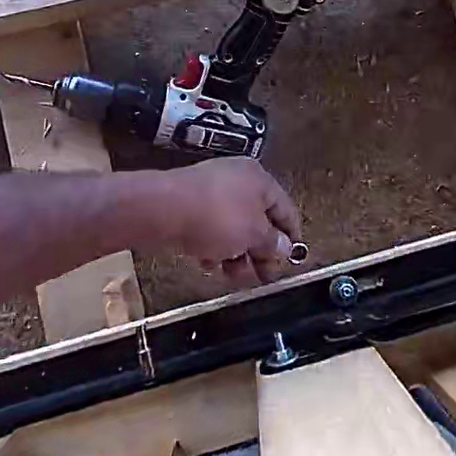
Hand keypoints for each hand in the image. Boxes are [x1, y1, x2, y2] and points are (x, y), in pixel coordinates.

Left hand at [139, 158, 303, 288]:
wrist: (162, 208)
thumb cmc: (217, 218)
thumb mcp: (253, 235)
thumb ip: (272, 243)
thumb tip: (285, 246)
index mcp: (261, 179)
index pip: (286, 209)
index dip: (292, 236)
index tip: (293, 261)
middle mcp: (239, 179)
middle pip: (259, 219)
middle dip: (260, 251)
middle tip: (261, 276)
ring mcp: (212, 188)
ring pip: (234, 225)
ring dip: (237, 252)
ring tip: (230, 273)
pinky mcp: (190, 201)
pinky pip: (211, 225)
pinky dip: (214, 243)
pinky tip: (207, 261)